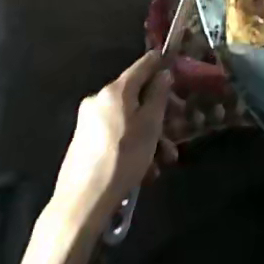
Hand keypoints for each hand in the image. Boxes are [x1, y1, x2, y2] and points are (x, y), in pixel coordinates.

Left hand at [51, 50, 172, 232]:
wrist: (83, 200)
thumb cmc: (123, 157)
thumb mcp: (151, 124)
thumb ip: (159, 95)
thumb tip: (163, 74)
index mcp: (114, 91)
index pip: (144, 64)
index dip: (163, 63)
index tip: (181, 68)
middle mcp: (99, 100)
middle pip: (139, 94)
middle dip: (162, 110)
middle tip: (179, 124)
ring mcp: (90, 121)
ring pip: (132, 117)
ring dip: (153, 133)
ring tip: (166, 157)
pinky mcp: (87, 141)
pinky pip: (119, 132)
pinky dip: (136, 143)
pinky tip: (148, 166)